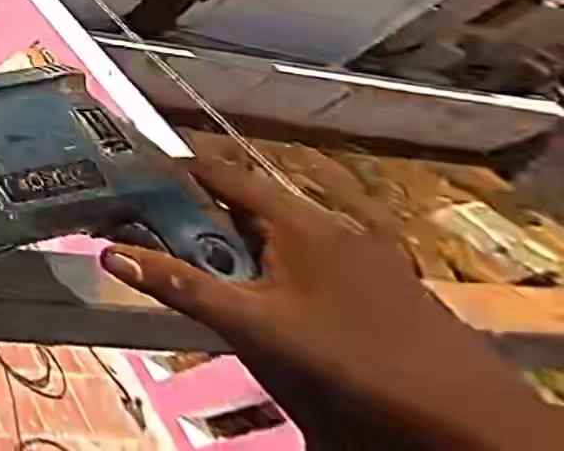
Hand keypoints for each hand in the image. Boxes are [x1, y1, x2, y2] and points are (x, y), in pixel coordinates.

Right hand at [101, 152, 561, 450]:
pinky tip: (268, 274)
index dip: (170, 168)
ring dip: (234, 231)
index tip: (128, 173)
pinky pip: (315, 249)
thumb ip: (184, 288)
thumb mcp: (259, 327)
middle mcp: (330, 224)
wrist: (482, 428)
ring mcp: (366, 253)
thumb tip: (109, 253)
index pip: (218, 172)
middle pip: (245, 199)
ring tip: (194, 247)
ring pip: (279, 225)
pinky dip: (279, 251)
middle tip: (149, 215)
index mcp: (299, 221)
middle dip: (196, 205)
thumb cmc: (359, 361)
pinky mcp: (387, 282)